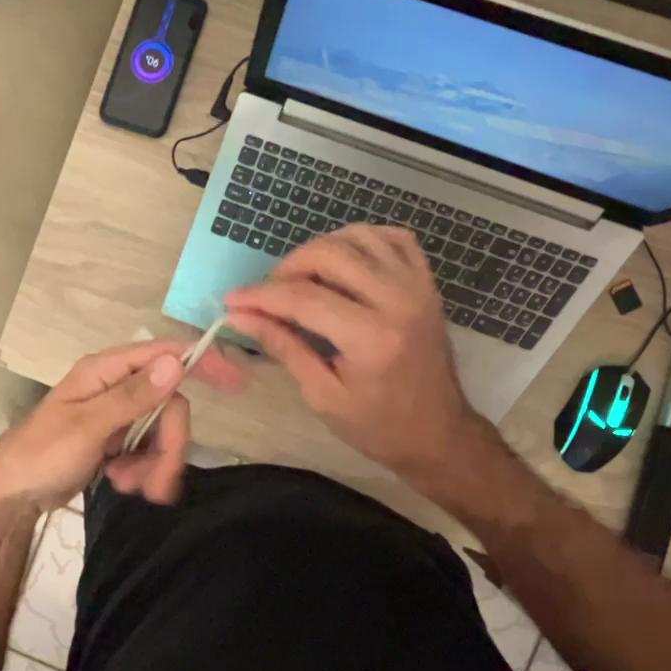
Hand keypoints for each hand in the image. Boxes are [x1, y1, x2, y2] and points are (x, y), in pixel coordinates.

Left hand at [0, 339, 246, 516]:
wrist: (12, 495)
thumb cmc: (41, 455)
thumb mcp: (88, 427)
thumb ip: (132, 397)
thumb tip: (175, 363)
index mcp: (105, 372)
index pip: (163, 355)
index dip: (201, 364)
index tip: (236, 382)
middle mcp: (114, 386)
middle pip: (167, 405)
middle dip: (169, 445)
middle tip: (159, 484)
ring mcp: (115, 414)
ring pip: (160, 430)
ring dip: (155, 463)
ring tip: (133, 488)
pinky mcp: (115, 440)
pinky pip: (146, 448)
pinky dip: (143, 469)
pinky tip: (123, 484)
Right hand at [224, 225, 479, 486]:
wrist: (439, 433)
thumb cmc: (377, 426)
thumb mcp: (322, 395)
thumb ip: (283, 347)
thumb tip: (240, 316)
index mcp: (371, 338)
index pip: (303, 298)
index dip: (261, 296)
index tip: (232, 300)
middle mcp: (398, 300)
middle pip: (329, 255)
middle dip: (287, 268)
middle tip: (267, 294)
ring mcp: (417, 286)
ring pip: (359, 236)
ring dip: (321, 249)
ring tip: (300, 277)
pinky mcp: (427, 283)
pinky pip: (393, 239)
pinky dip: (361, 240)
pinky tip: (342, 262)